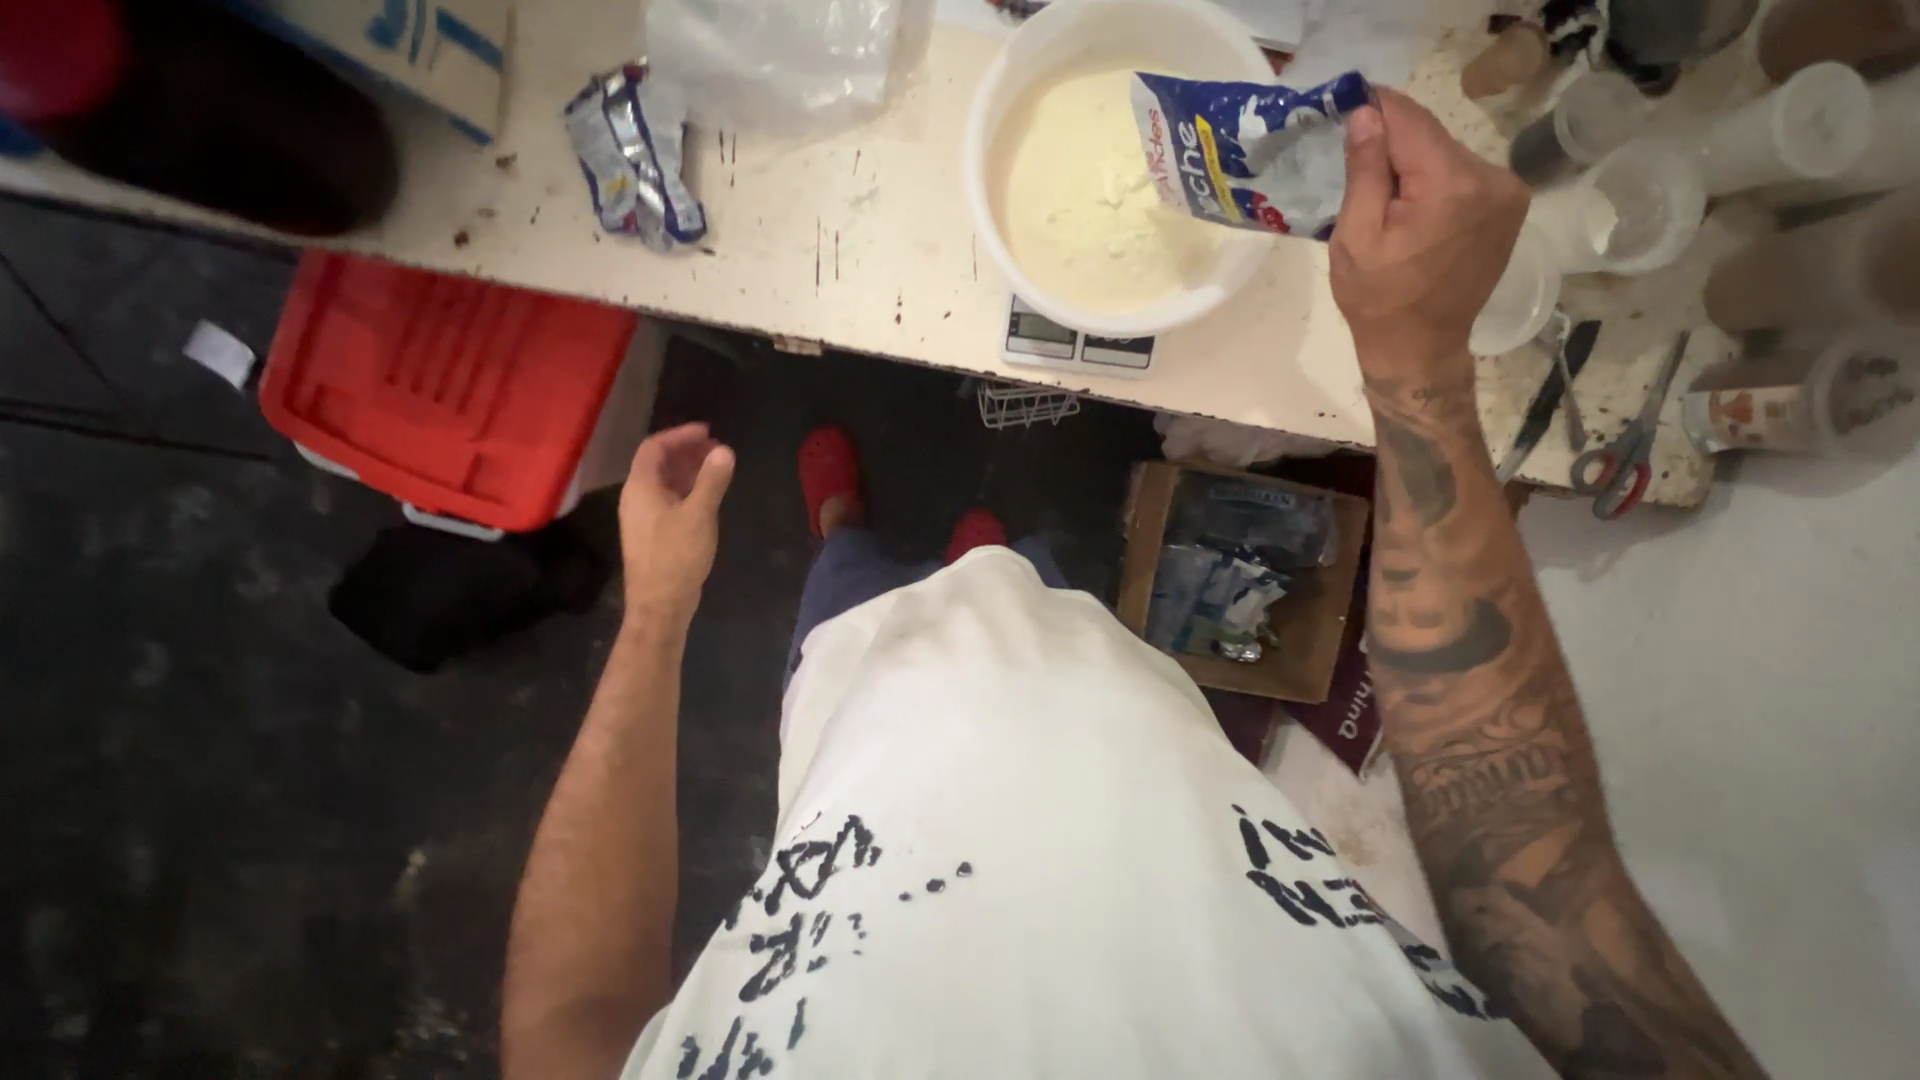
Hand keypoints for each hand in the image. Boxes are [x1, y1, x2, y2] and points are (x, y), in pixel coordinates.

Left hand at [617, 422, 734, 622]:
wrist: (660, 604)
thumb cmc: (677, 556)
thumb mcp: (699, 515)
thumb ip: (712, 480)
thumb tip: (724, 450)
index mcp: (641, 487)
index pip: (654, 447)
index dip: (680, 435)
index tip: (708, 432)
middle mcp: (636, 498)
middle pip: (657, 463)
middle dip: (686, 451)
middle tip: (716, 450)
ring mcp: (643, 517)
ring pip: (663, 483)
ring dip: (688, 471)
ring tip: (716, 469)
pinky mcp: (653, 534)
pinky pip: (667, 500)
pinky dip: (686, 490)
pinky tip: (707, 497)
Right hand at [1331, 87, 1527, 393]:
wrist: (1420, 347)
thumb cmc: (1377, 299)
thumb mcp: (1355, 236)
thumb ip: (1365, 171)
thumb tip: (1366, 115)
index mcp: (1451, 186)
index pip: (1412, 122)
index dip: (1380, 107)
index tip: (1350, 99)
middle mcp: (1492, 178)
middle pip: (1433, 138)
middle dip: (1395, 143)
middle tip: (1357, 158)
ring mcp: (1508, 193)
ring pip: (1449, 156)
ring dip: (1416, 164)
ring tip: (1383, 194)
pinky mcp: (1510, 207)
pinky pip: (1465, 177)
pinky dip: (1436, 182)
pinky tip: (1413, 209)